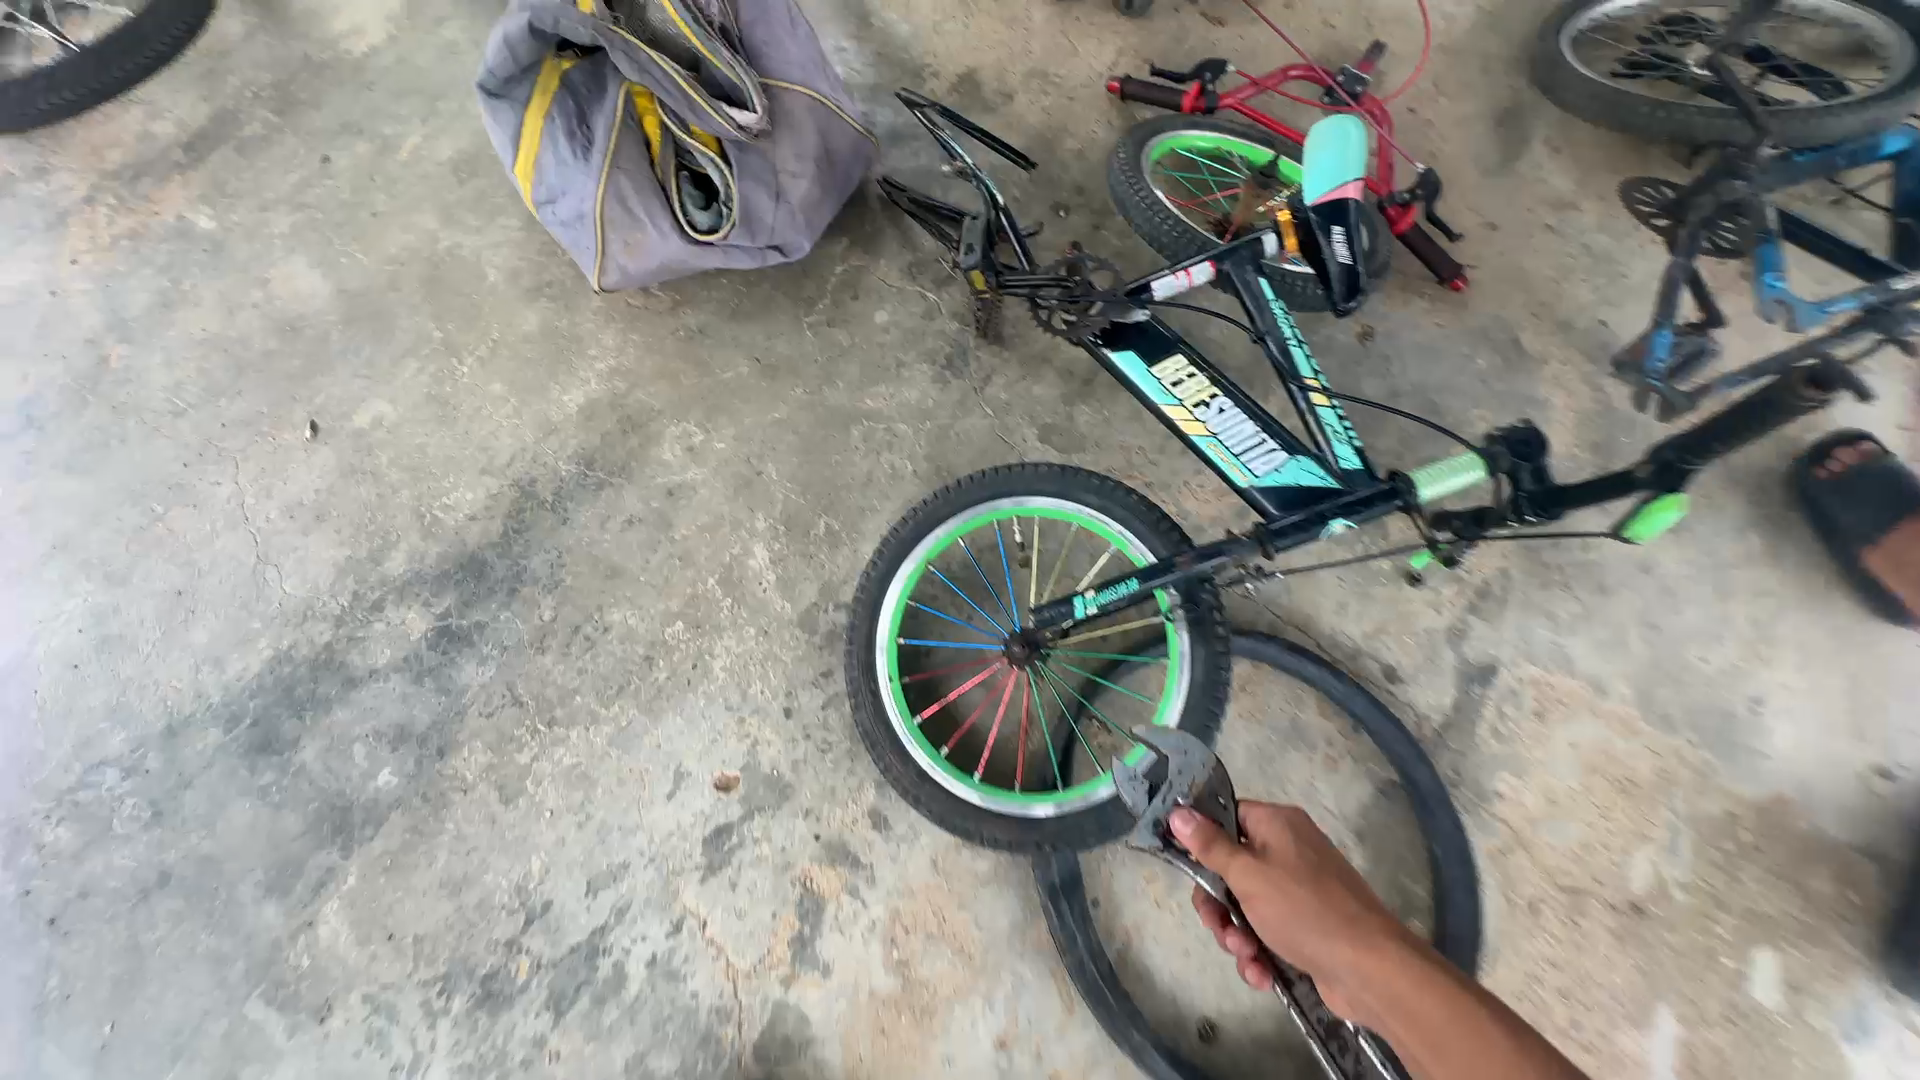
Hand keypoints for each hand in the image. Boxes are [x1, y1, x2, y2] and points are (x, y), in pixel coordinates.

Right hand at [1170, 801, 1413, 1020]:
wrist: (1371, 970)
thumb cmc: (1304, 909)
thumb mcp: (1248, 875)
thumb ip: (1209, 845)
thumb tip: (1177, 812)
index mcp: (1277, 824)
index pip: (1227, 817)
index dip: (1202, 839)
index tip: (1185, 864)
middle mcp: (1287, 849)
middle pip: (1230, 867)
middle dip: (1219, 905)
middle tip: (1217, 926)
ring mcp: (1298, 889)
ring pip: (1244, 904)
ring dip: (1236, 934)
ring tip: (1246, 957)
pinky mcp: (1305, 924)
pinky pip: (1266, 929)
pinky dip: (1258, 952)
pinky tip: (1261, 974)